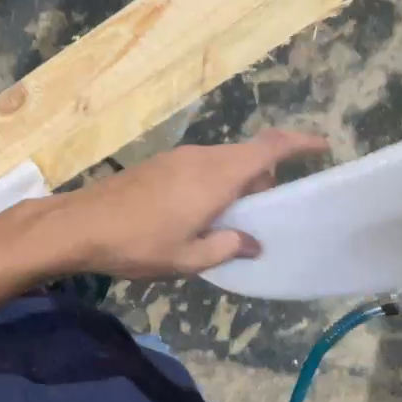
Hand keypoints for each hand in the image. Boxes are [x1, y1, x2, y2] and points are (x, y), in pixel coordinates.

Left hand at [32, 130, 327, 279]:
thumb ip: (226, 247)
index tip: (323, 147)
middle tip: (260, 216)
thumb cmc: (136, 244)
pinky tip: (194, 215)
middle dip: (262, 180)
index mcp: (216, 176)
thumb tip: (251, 241)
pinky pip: (196, 167)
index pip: (269, 148)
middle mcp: (199, 157)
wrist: (78, 226)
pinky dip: (209, 184)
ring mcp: (173, 158)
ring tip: (225, 222)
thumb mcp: (188, 258)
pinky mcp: (155, 165)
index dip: (299, 144)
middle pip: (245, 157)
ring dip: (233, 184)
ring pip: (219, 162)